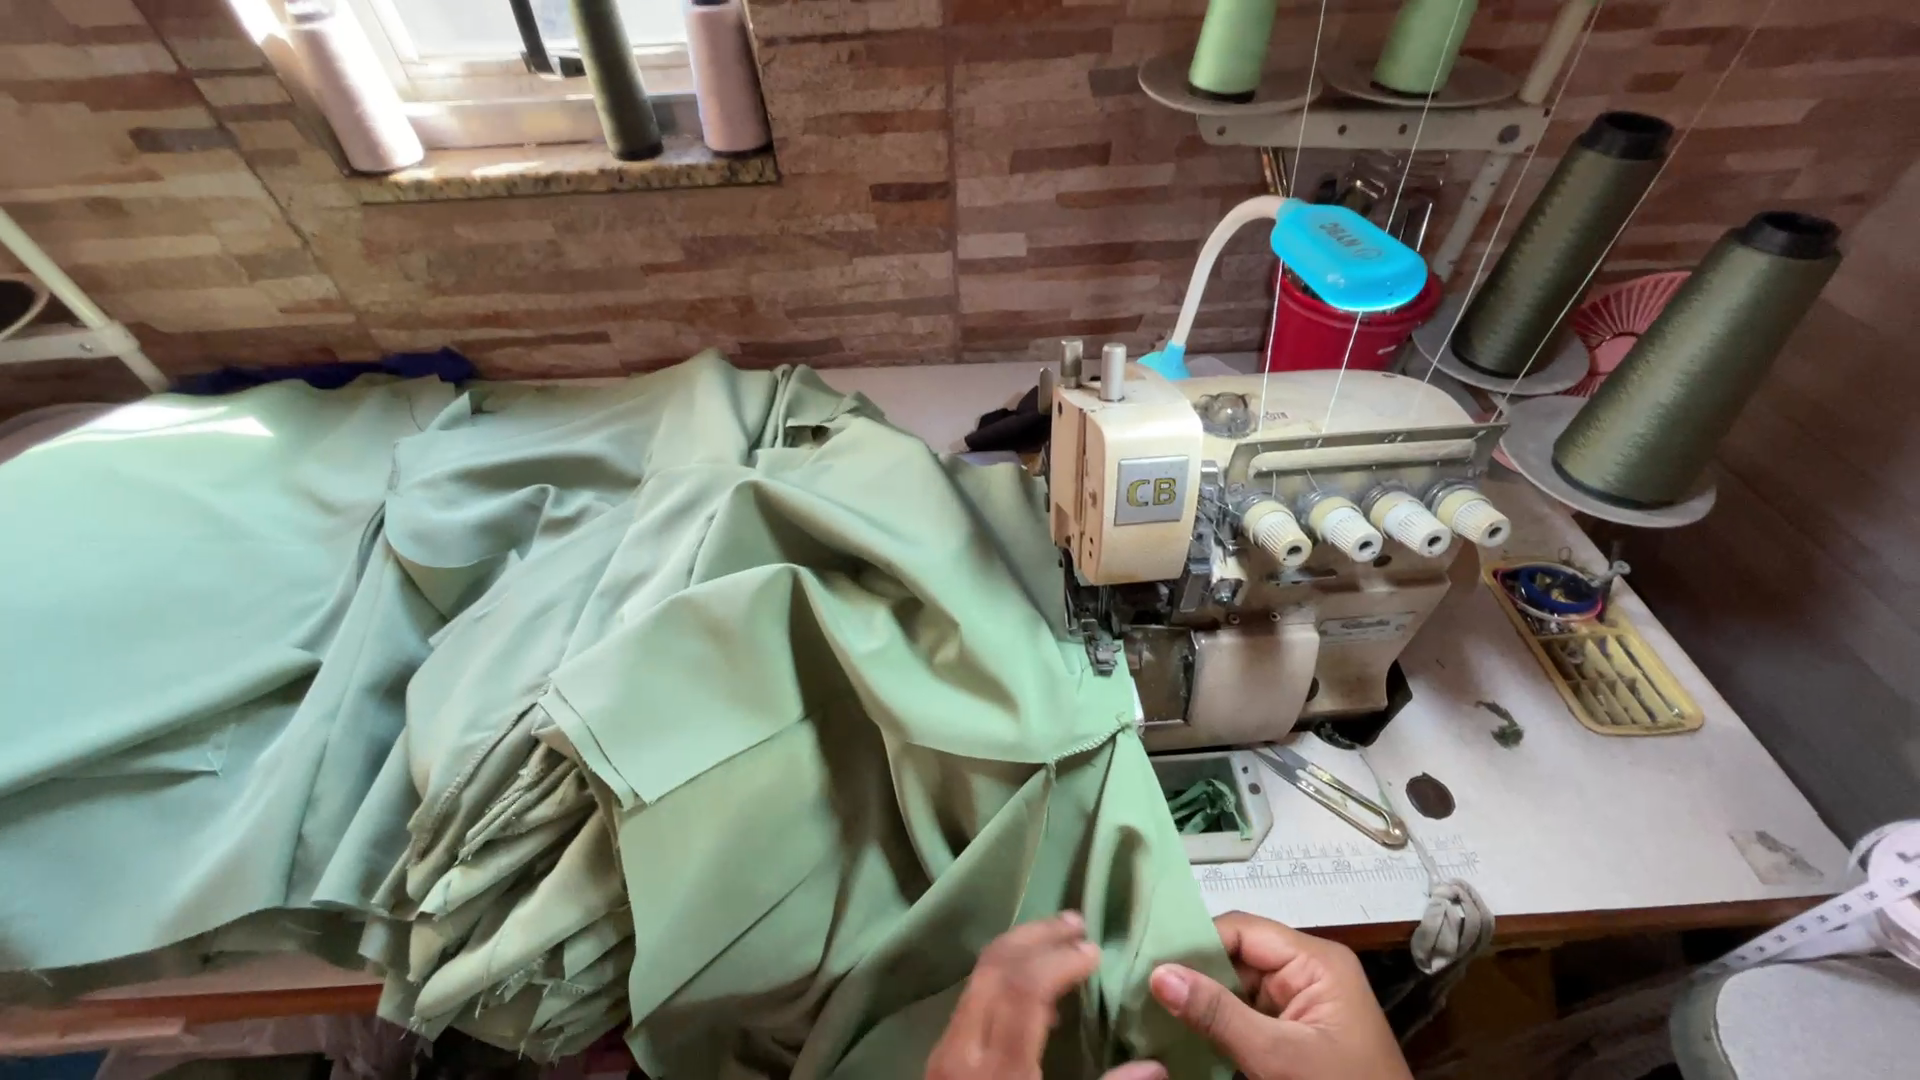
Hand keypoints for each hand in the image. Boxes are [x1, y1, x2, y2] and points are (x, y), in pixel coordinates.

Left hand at [926, 911, 1168, 1079]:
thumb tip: (1156, 1067)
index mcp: (996, 1069)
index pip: (1022, 988)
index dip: (1059, 960)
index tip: (1093, 950)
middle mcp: (961, 1048)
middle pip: (995, 966)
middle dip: (1037, 936)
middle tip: (1077, 922)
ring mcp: (945, 1051)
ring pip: (978, 976)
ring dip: (1020, 950)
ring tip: (1059, 942)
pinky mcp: (941, 1059)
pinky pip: (973, 998)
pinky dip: (1004, 978)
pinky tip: (1032, 990)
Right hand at [1148, 912, 1412, 1079]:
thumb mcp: (1279, 1058)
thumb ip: (1218, 1013)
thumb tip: (1157, 972)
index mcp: (1316, 960)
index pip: (1240, 930)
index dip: (1194, 943)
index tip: (1147, 961)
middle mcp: (1308, 971)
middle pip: (1235, 956)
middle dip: (1193, 974)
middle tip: (1140, 985)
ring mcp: (1302, 1004)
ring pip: (1235, 987)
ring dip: (1200, 1001)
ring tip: (1150, 1005)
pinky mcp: (1295, 1035)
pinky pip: (1245, 1016)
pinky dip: (1217, 1026)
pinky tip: (1180, 1030)